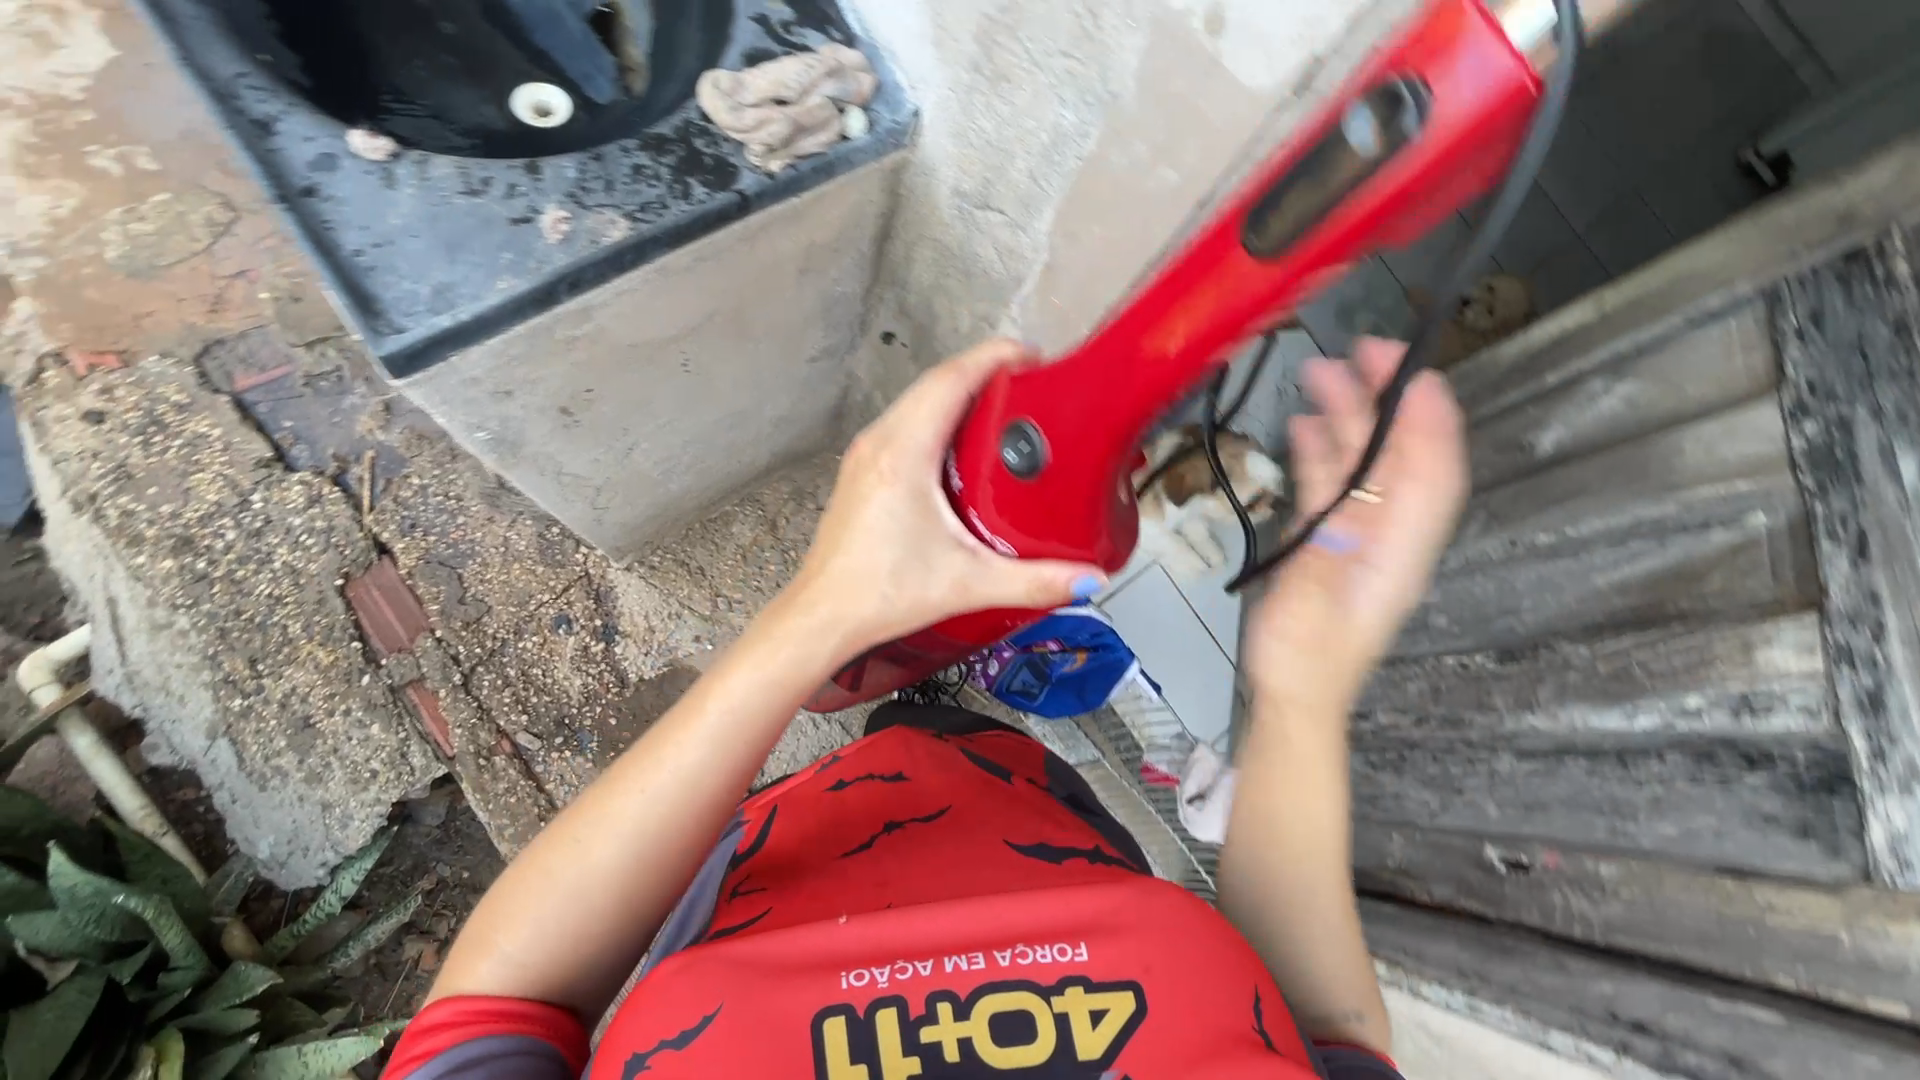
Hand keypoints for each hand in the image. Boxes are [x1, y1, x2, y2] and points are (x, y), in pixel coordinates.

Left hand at [790, 339, 1107, 654]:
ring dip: (959, 394)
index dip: (994, 357)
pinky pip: (905, 425)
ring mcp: (866, 456)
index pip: (950, 380)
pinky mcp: (864, 472)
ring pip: (917, 402)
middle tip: (1028, 382)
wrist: (824, 617)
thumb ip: (1035, 581)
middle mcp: (879, 444)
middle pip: (935, 382)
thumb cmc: (875, 594)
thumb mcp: (967, 583)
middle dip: (984, 373)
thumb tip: (1087, 577)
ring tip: (1004, 407)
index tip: (1030, 356)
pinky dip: (938, 419)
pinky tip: (964, 447)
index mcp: (902, 455)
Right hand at [1243, 338, 1468, 708]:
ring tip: (1319, 375)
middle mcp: (1391, 535)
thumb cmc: (1303, 657)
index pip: (1432, 473)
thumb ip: (1329, 544)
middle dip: (1386, 401)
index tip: (1408, 369)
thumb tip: (1345, 490)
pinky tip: (1305, 426)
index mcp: (1401, 551)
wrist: (1293, 699)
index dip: (1428, 418)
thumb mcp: (1312, 600)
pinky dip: (1324, 453)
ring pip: (1366, 466)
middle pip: (1401, 458)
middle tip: (1359, 352)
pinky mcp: (1333, 542)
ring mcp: (1361, 536)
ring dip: (1349, 419)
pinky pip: (1336, 487)